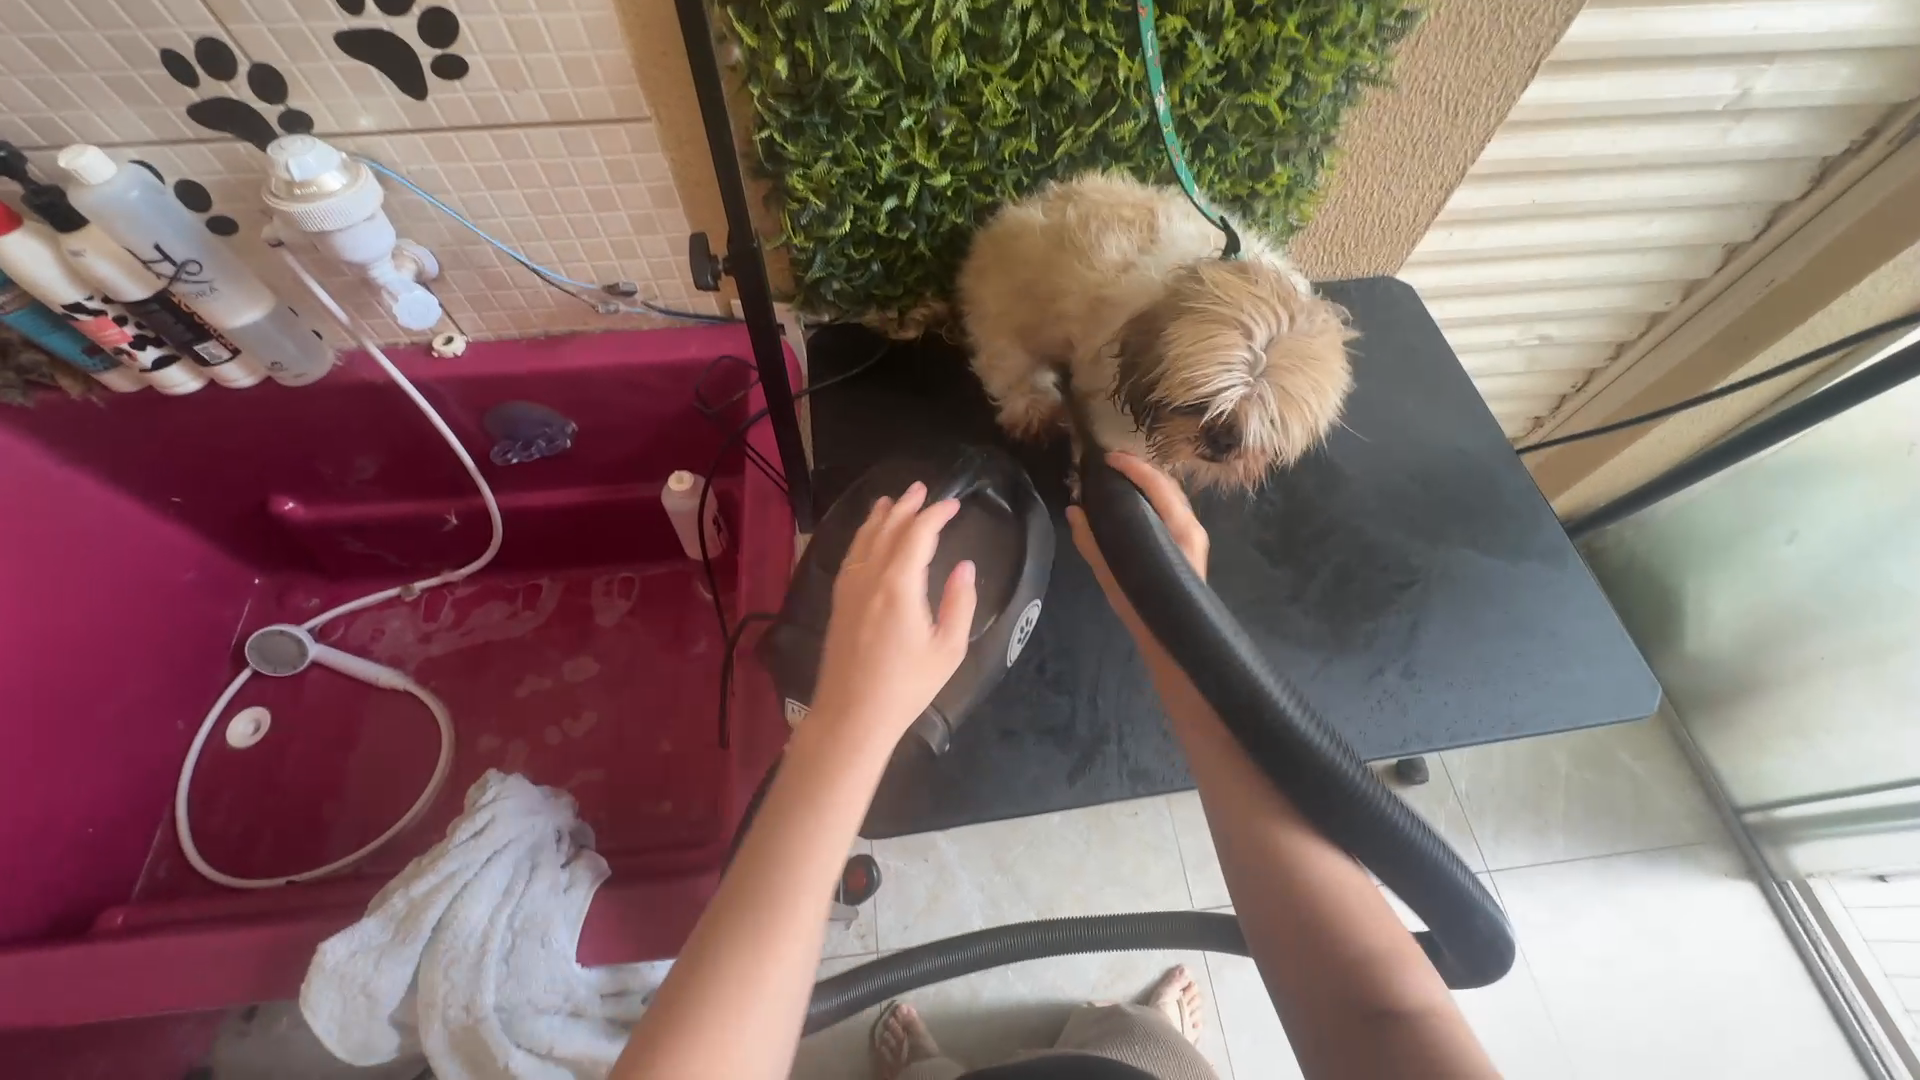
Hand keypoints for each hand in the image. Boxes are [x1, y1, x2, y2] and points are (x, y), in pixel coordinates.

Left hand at [809, 482, 977, 747]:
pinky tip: (866, 538)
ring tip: (890, 500)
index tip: (953, 504)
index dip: (935, 514)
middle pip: (887, 529)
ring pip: (864, 539)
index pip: (917, 534)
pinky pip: (851, 556)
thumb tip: (965, 565)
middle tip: (921, 488)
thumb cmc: (906, 686)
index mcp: (899, 585)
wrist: (852, 714)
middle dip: (906, 506)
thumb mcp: (948, 649)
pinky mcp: (838, 601)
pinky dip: (862, 538)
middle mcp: (870, 577)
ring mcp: (849, 588)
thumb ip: (959, 602)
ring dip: (880, 517)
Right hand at [1067, 452, 1207, 688]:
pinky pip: (1170, 511)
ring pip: (1170, 497)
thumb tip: (1074, 511)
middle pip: (1166, 484)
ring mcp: (1193, 535)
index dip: (1131, 465)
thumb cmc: (1145, 606)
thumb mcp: (1112, 573)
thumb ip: (1092, 541)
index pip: (1156, 482)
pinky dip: (1151, 500)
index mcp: (1179, 527)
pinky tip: (1131, 507)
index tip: (1105, 459)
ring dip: (1145, 484)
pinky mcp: (1190, 545)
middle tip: (1108, 467)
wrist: (1176, 640)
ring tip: (1116, 482)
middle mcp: (1191, 525)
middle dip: (1138, 470)